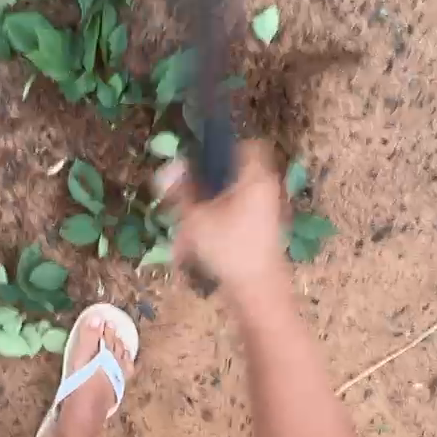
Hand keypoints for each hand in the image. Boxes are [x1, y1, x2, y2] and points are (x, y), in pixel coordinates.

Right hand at [159, 140, 290, 303]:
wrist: (257, 291)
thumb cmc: (228, 250)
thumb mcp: (196, 218)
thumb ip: (181, 191)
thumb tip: (170, 167)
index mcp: (256, 179)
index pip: (247, 145)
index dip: (223, 149)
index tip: (200, 161)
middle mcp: (266, 191)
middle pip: (234, 175)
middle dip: (206, 188)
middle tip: (184, 201)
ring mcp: (267, 213)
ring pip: (231, 201)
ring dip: (207, 212)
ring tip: (187, 233)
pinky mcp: (262, 234)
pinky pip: (236, 220)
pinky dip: (217, 227)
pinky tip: (198, 247)